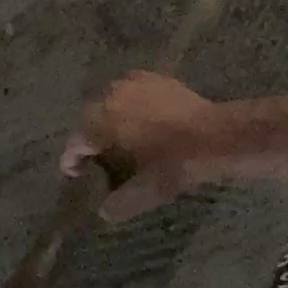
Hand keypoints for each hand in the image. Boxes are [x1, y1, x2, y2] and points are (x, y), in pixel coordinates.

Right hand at [61, 71, 217, 221]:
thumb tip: (105, 210)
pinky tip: (142, 121)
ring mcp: (139, 81)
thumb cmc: (176, 163)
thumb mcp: (145, 192)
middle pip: (91, 116)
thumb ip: (118, 203)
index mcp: (105, 120)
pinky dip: (131, 104)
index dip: (72, 160)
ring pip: (112, 99)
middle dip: (90, 136)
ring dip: (110, 117)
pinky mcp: (160, 78)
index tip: (76, 175)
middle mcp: (116, 94)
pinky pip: (134, 90)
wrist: (215, 134)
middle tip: (97, 159)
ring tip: (119, 139)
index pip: (76, 140)